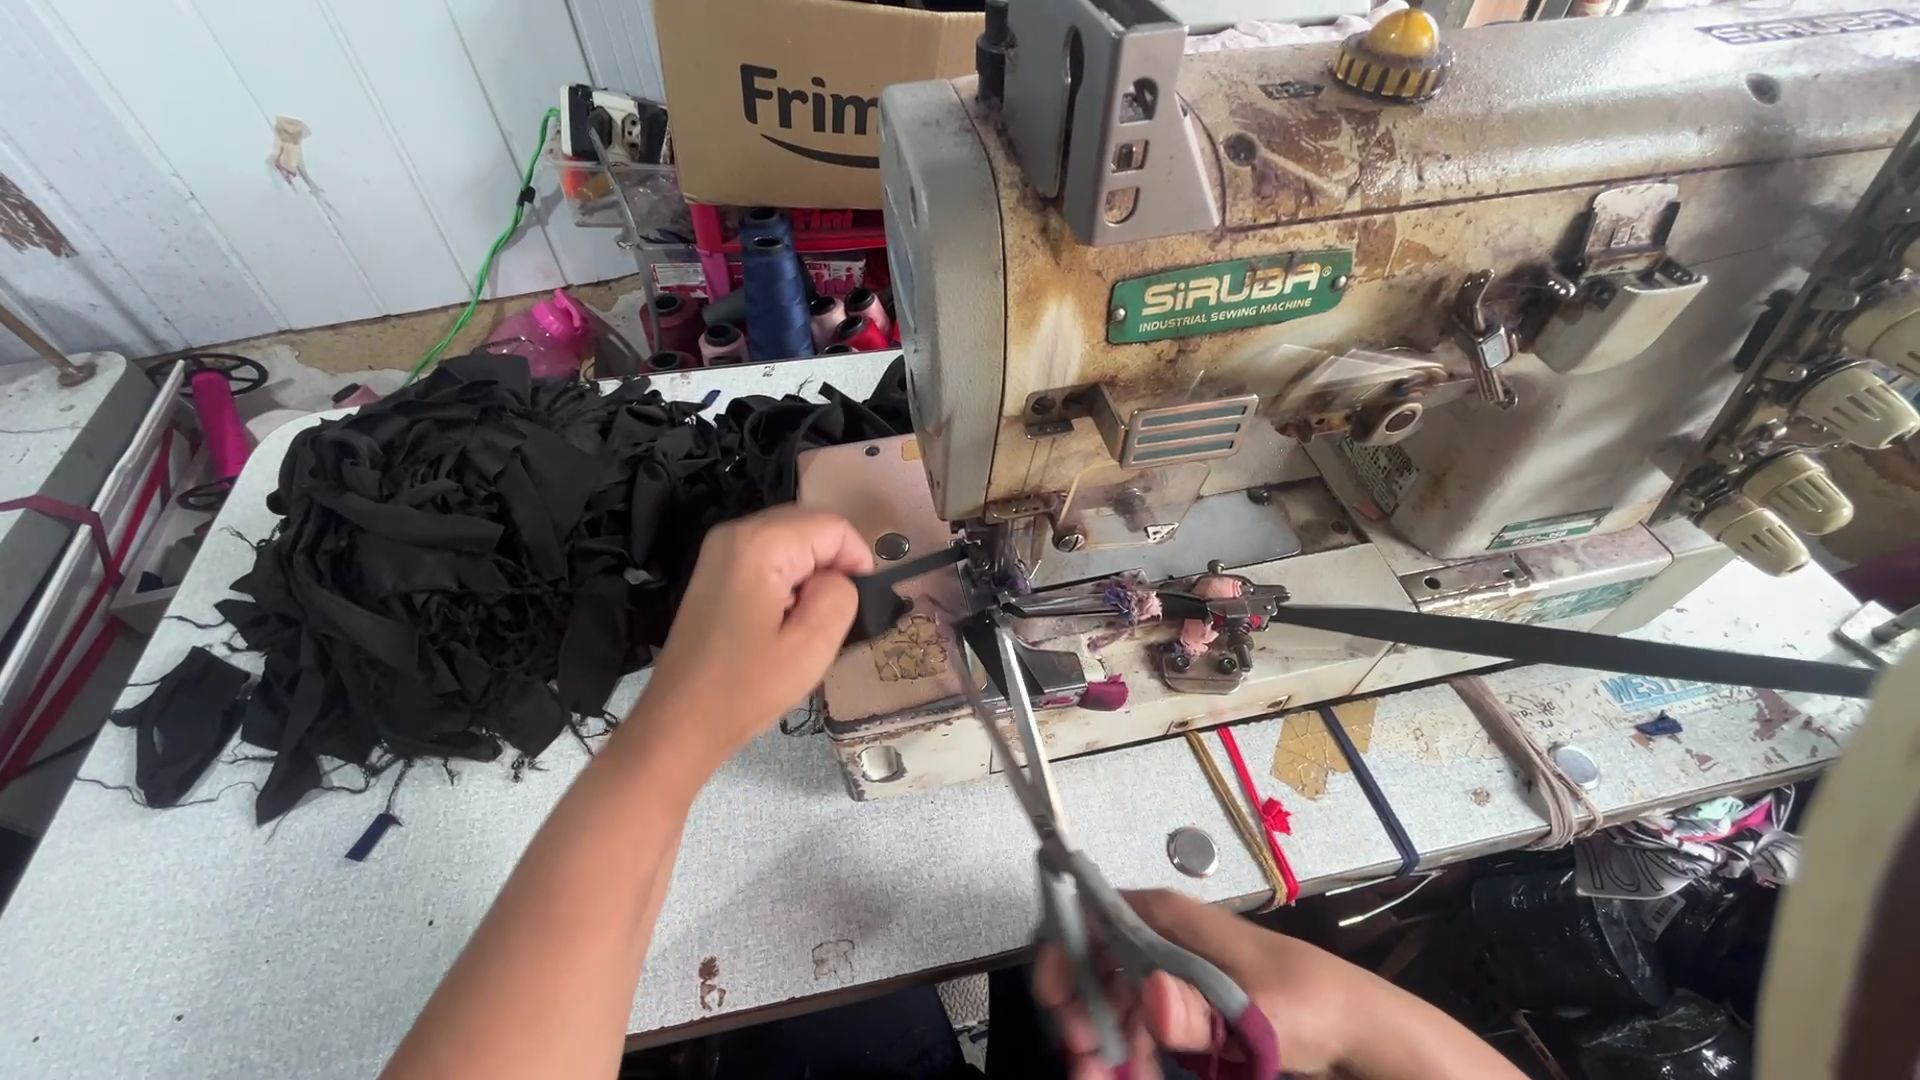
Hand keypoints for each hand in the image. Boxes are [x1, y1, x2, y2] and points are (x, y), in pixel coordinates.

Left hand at [629, 506, 872, 766]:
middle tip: (830, 614)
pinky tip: (783, 616)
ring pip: (793, 538)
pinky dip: (790, 576)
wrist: (679, 722)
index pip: (833, 526)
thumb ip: (840, 596)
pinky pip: (771, 554)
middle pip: (811, 524)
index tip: (853, 607)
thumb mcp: (811, 647)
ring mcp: (721, 549)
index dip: (856, 562)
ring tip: (807, 618)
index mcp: (759, 545)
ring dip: (812, 571)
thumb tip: (839, 577)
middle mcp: (736, 532)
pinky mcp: (716, 569)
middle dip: (833, 563)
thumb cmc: (745, 689)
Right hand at [1035, 889, 1361, 1079]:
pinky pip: (1138, 1029)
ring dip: (1098, 1043)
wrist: (1354, 1030)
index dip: (1062, 952)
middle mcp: (1158, 938)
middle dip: (1078, 1012)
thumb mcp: (1255, 1011)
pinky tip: (1129, 1077)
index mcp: (1164, 918)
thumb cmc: (1306, 1003)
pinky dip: (1127, 1055)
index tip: (1057, 1004)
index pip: (1089, 916)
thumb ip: (1200, 1011)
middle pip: (1092, 964)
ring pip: (1111, 1002)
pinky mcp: (1183, 1008)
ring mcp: (1169, 974)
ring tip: (1096, 1078)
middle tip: (1079, 1061)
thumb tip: (1149, 998)